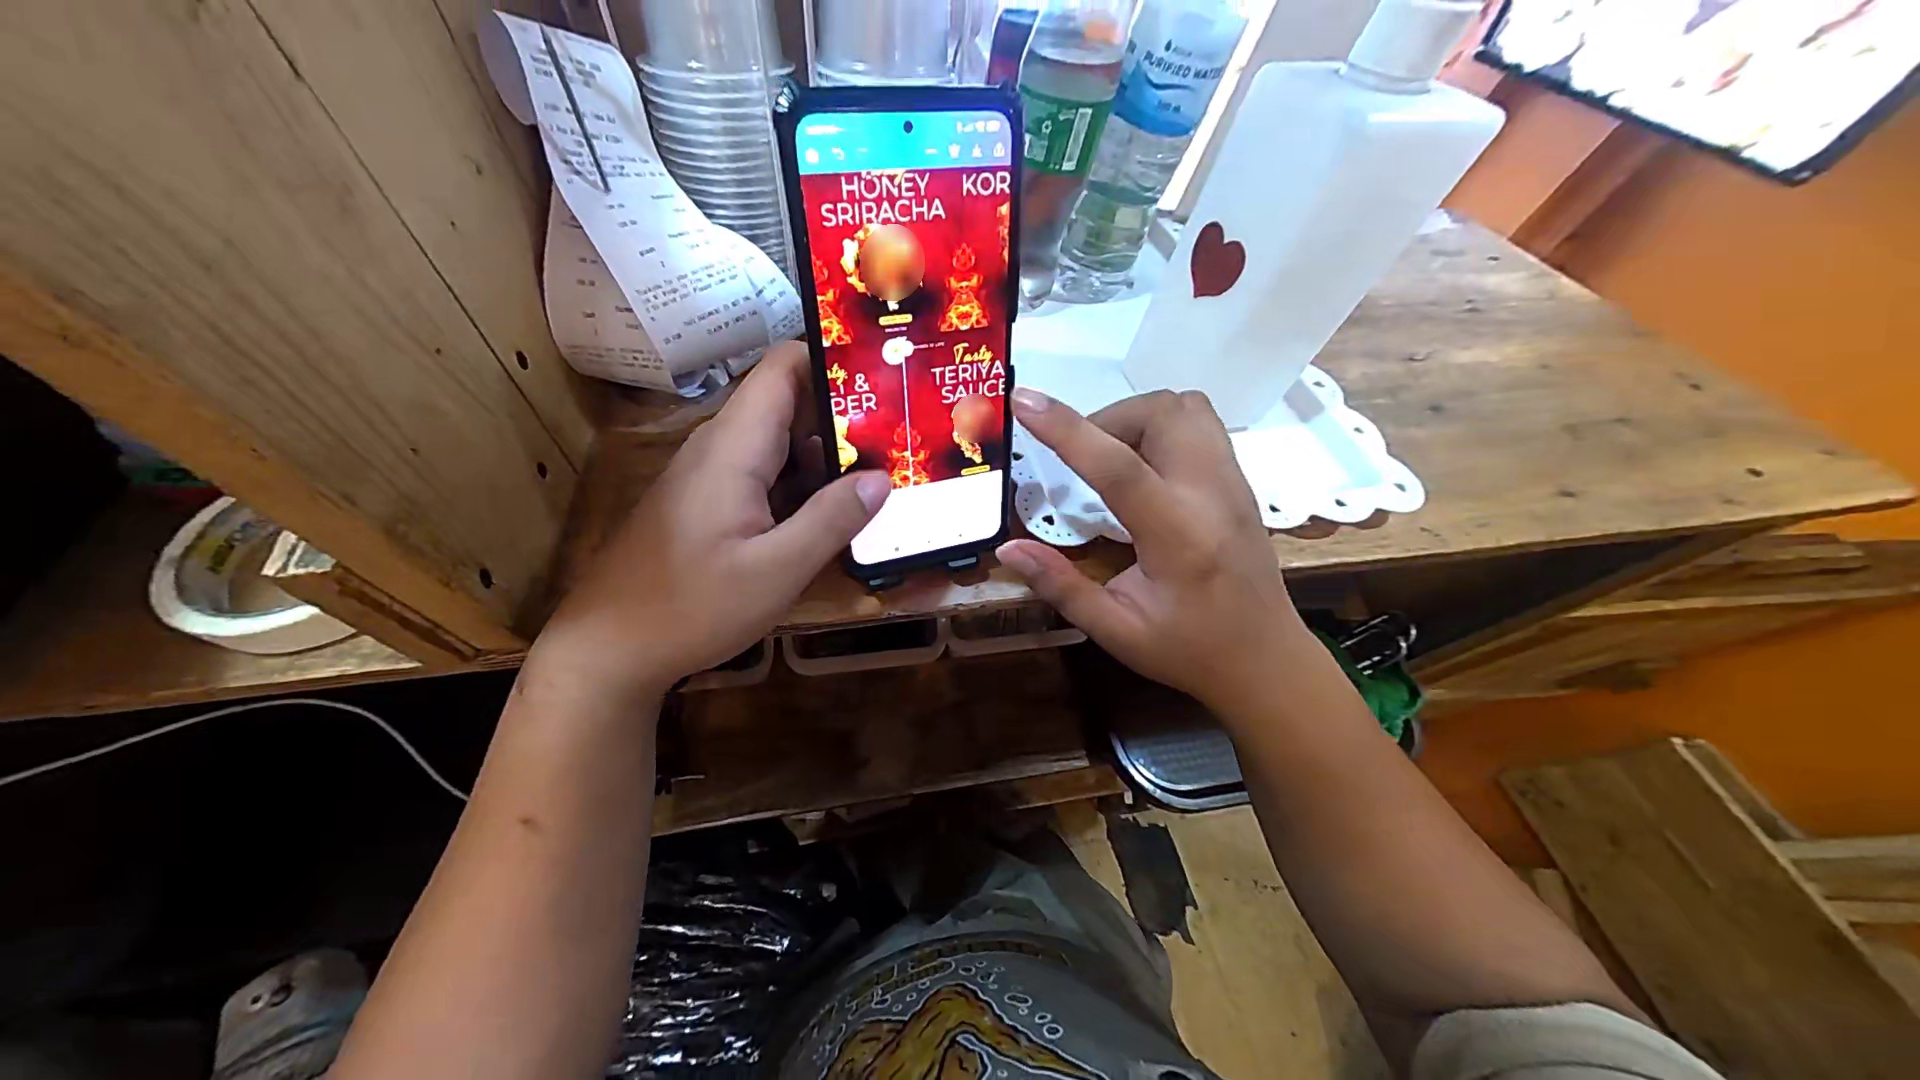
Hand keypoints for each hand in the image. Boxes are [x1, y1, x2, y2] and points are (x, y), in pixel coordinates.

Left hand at [534, 343, 889, 703]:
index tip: (885, 373)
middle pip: (789, 404)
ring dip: (829, 454)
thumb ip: (831, 520)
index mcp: (734, 448)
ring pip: (780, 443)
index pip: (783, 368)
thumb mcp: (775, 571)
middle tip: (905, 432)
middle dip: (845, 413)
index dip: (833, 359)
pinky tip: (839, 509)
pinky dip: (805, 483)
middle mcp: (721, 448)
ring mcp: (713, 476)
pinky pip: (766, 475)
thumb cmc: (691, 607)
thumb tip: (882, 478)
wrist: (610, 648)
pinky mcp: (711, 504)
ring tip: (888, 468)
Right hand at [996, 388, 1311, 717]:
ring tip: (1112, 457)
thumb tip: (1008, 549)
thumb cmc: (1189, 650)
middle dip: (1108, 417)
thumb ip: (1061, 586)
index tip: (1023, 400)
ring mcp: (1233, 482)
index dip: (1066, 429)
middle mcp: (1211, 494)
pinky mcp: (1240, 482)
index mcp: (1178, 536)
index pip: (1118, 466)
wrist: (1266, 660)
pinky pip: (1202, 424)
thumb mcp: (1116, 630)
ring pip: (1187, 407)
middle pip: (1162, 412)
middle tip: (1080, 458)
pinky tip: (1145, 467)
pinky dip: (1163, 426)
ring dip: (1138, 416)